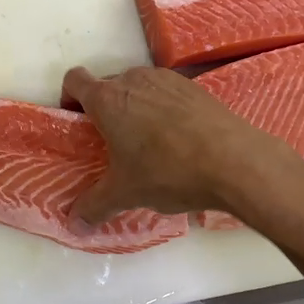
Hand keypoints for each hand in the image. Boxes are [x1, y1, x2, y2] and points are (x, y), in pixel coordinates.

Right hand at [61, 66, 301, 223]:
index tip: (77, 122)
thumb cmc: (168, 171)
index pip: (75, 79)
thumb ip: (95, 205)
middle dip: (106, 110)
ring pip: (138, 88)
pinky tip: (178, 139)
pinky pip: (165, 92)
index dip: (70, 97)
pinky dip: (163, 109)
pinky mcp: (191, 85)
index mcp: (108, 99)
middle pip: (107, 85)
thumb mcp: (127, 193)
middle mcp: (132, 79)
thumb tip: (73, 224)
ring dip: (135, 108)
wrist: (233, 160)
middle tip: (114, 145)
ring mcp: (164, 79)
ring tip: (149, 144)